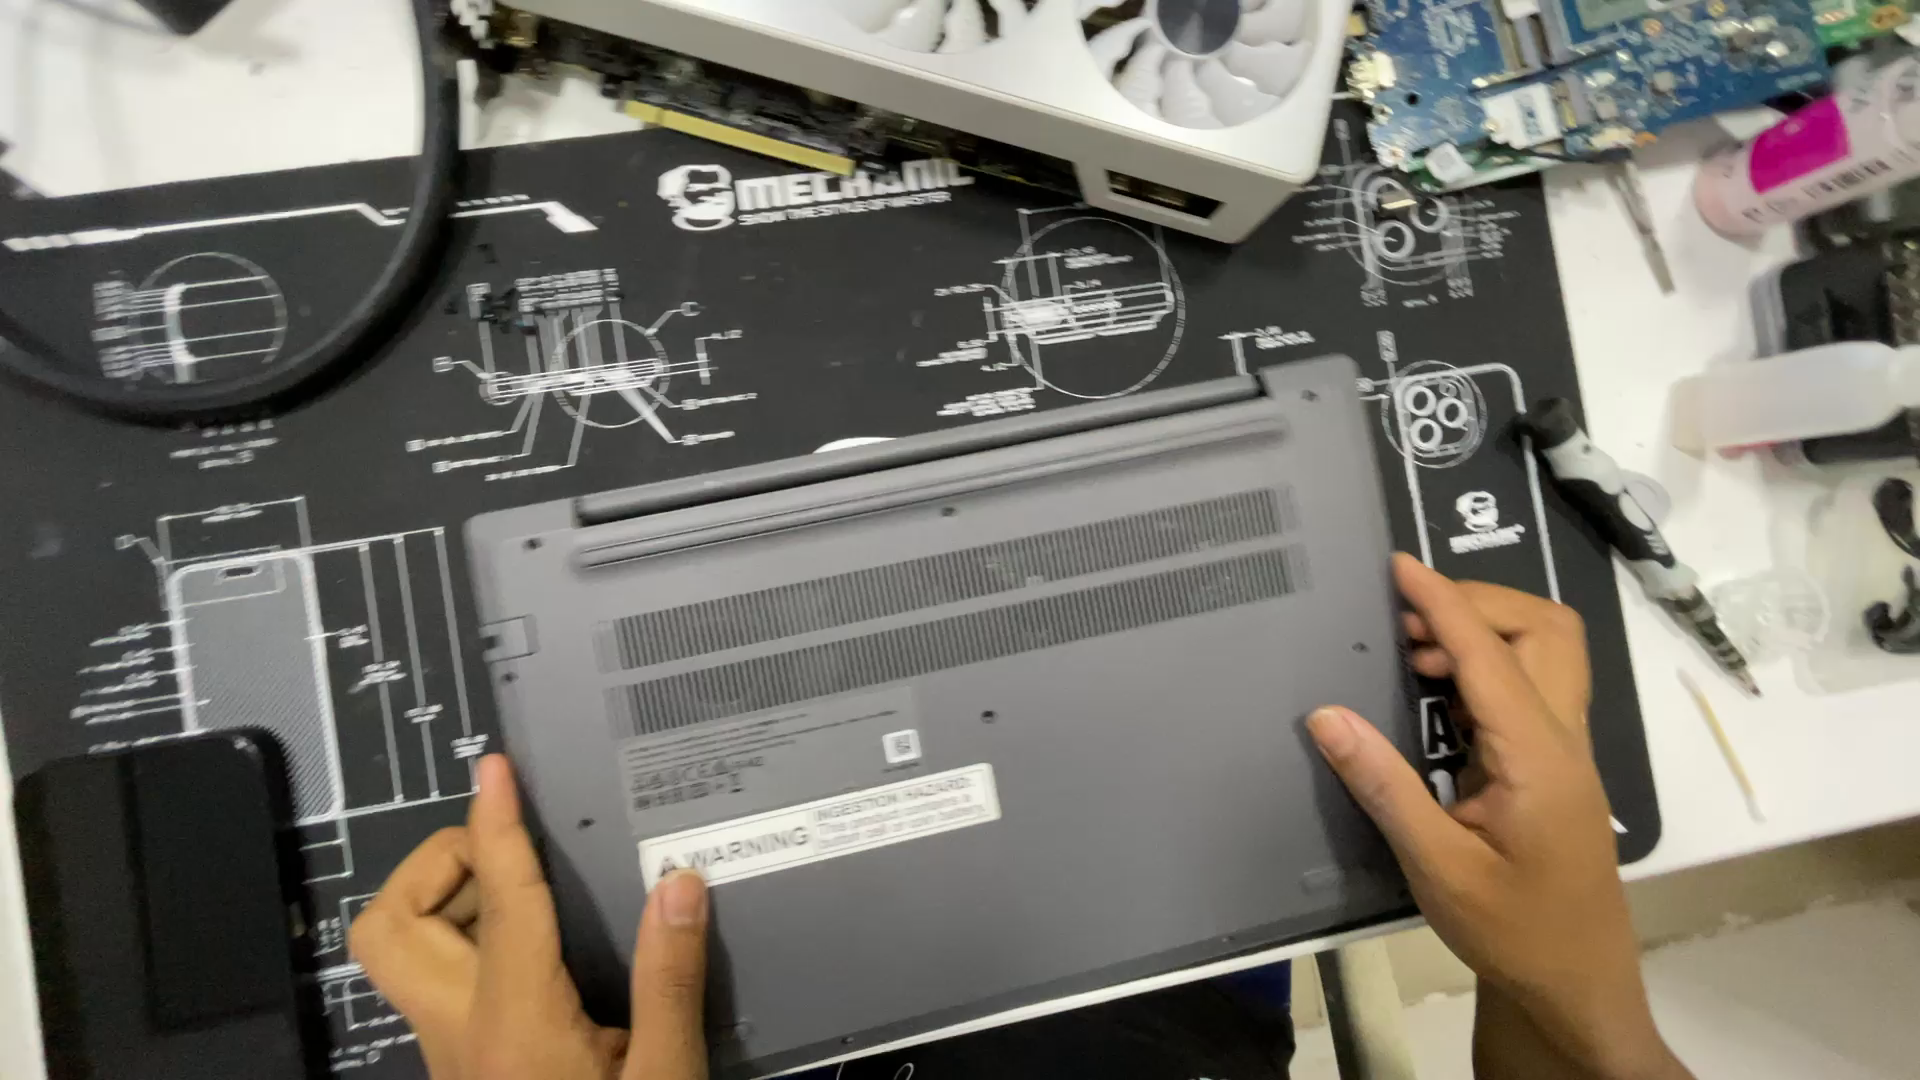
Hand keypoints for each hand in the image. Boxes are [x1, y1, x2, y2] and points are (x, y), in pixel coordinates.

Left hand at [350, 755, 711, 1079]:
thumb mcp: (664, 1075)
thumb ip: (670, 976)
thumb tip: (677, 882)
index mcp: (516, 1024)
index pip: (501, 899)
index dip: (496, 824)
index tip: (493, 771)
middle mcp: (463, 1031)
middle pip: (390, 928)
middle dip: (436, 863)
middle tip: (508, 845)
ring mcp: (454, 1048)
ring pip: (402, 951)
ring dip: (450, 896)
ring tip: (531, 884)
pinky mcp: (467, 1058)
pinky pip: (443, 971)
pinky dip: (477, 929)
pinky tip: (546, 935)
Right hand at [1307, 554, 1687, 1079]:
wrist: (1576, 988)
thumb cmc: (1512, 929)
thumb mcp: (1436, 863)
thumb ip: (1382, 784)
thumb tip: (1325, 715)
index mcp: (1537, 758)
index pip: (1489, 655)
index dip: (1443, 602)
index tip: (1399, 566)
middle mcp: (1561, 740)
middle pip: (1548, 632)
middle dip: (1480, 602)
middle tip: (1408, 617)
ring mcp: (1562, 751)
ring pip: (1544, 654)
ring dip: (1480, 631)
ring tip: (1409, 651)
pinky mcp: (1550, 764)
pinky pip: (1524, 685)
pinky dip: (1477, 664)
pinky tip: (1432, 692)